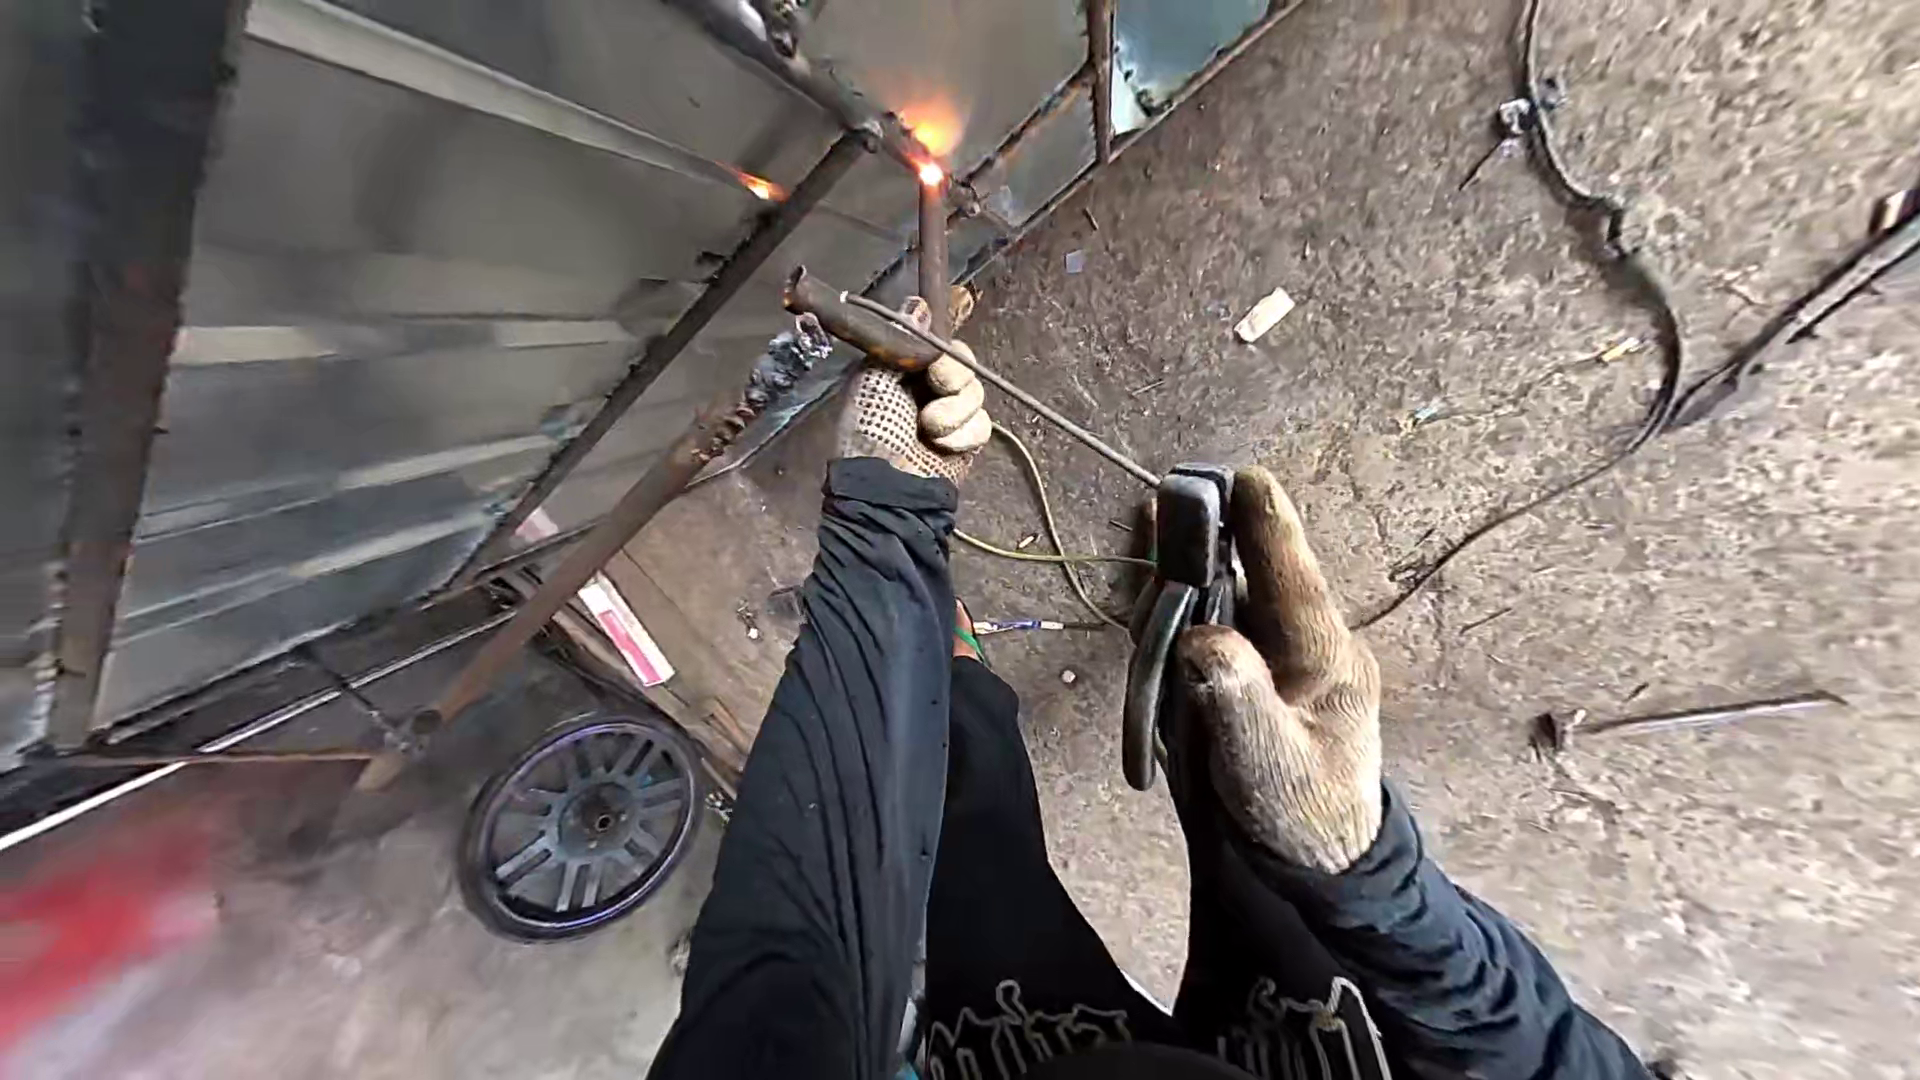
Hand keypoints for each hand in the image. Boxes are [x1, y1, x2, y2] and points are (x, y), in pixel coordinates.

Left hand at [835, 297, 990, 482]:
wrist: (889, 483)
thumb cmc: (873, 430)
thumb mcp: (875, 379)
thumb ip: (900, 342)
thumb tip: (917, 304)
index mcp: (906, 369)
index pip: (937, 342)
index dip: (943, 344)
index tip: (938, 350)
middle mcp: (929, 387)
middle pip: (963, 363)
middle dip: (952, 374)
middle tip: (937, 385)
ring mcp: (950, 413)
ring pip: (976, 393)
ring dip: (953, 411)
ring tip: (929, 429)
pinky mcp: (966, 439)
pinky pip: (982, 424)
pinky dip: (963, 435)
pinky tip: (943, 446)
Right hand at [1177, 467, 1382, 872]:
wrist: (1309, 855)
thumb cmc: (1301, 812)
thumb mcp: (1271, 765)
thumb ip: (1238, 699)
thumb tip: (1200, 636)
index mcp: (1324, 657)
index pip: (1295, 578)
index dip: (1269, 525)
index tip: (1245, 476)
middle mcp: (1299, 641)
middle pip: (1253, 573)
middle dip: (1216, 534)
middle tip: (1175, 501)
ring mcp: (1270, 654)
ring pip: (1226, 594)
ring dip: (1188, 567)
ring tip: (1159, 542)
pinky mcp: (1245, 666)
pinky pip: (1209, 621)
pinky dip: (1177, 603)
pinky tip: (1157, 595)